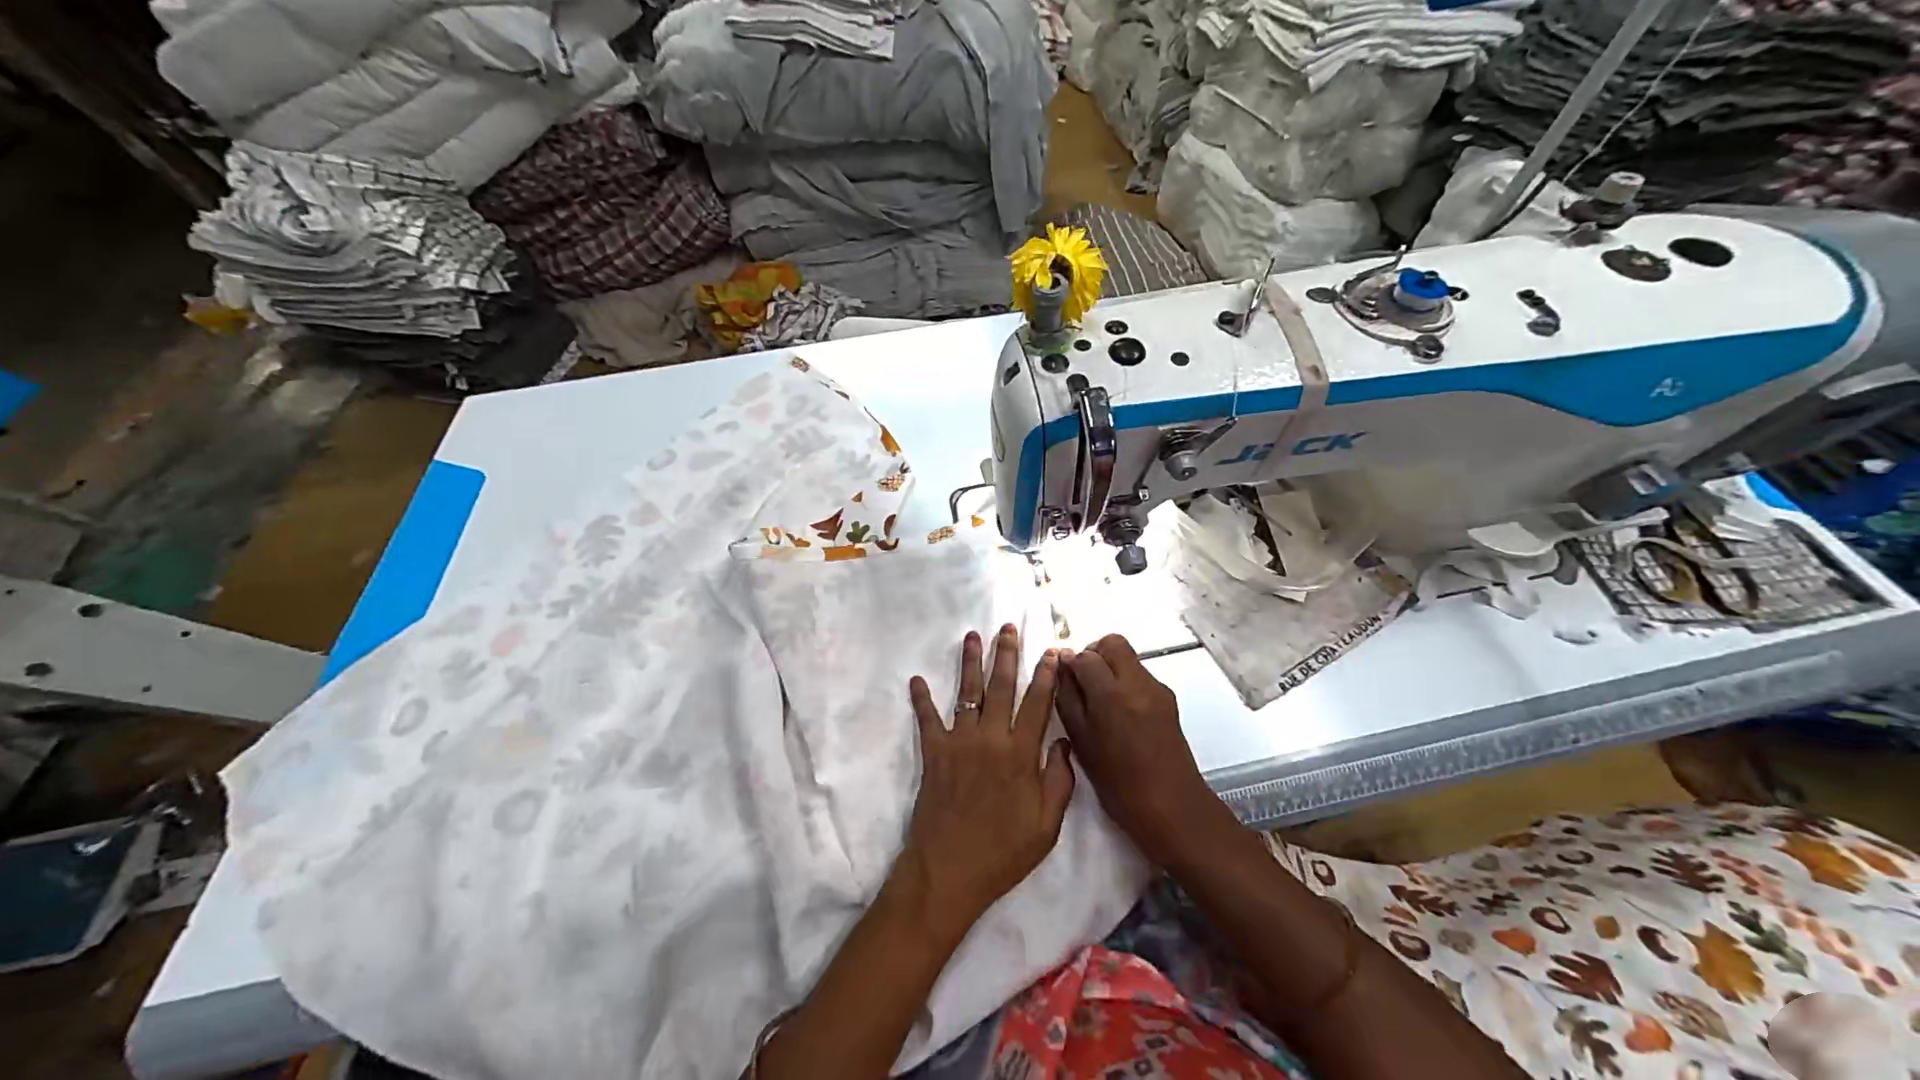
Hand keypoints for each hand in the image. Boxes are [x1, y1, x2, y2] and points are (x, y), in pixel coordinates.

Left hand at [896, 625, 1074, 941]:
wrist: (950, 871)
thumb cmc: (1004, 852)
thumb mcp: (1047, 825)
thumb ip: (1060, 781)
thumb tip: (1065, 744)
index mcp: (1021, 755)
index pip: (1037, 705)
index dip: (1046, 676)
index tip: (1050, 652)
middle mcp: (991, 739)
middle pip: (1002, 688)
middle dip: (1007, 655)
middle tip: (1008, 628)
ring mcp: (959, 744)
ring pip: (968, 694)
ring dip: (970, 663)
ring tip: (971, 636)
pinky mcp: (933, 754)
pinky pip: (927, 720)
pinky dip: (921, 699)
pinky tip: (916, 679)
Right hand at [1055, 634, 1232, 867]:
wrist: (1170, 807)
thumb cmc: (1117, 782)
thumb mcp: (1081, 741)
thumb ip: (1069, 699)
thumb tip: (1062, 668)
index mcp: (1112, 694)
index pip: (1086, 656)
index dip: (1070, 662)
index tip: (1062, 676)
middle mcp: (1138, 683)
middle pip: (1113, 644)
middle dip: (1094, 654)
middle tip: (1082, 682)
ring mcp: (1157, 690)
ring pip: (1129, 659)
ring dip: (1110, 668)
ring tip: (1099, 703)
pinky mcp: (1168, 700)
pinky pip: (1141, 677)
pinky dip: (1125, 683)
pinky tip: (1118, 716)